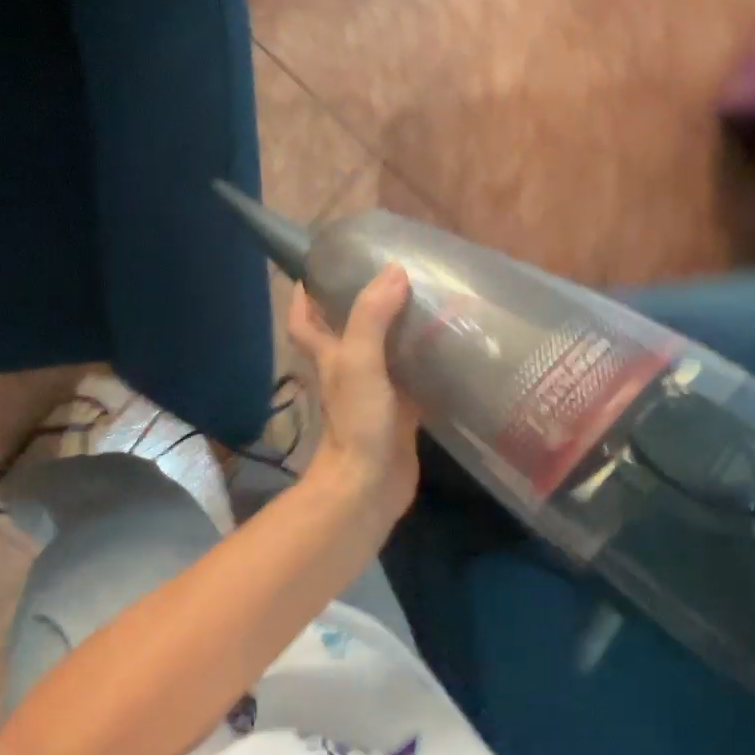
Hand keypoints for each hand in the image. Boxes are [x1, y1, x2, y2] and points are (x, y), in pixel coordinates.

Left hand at [285, 264, 421, 516]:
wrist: (368, 486)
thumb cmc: (355, 421)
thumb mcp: (358, 361)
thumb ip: (371, 317)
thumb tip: (393, 270)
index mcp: (328, 356)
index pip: (303, 320)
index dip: (302, 296)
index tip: (318, 268)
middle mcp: (348, 371)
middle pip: (346, 332)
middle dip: (360, 305)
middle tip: (392, 277)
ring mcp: (375, 393)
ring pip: (383, 353)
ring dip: (399, 331)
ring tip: (429, 301)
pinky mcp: (401, 414)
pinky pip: (413, 381)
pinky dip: (427, 364)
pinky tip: (451, 349)